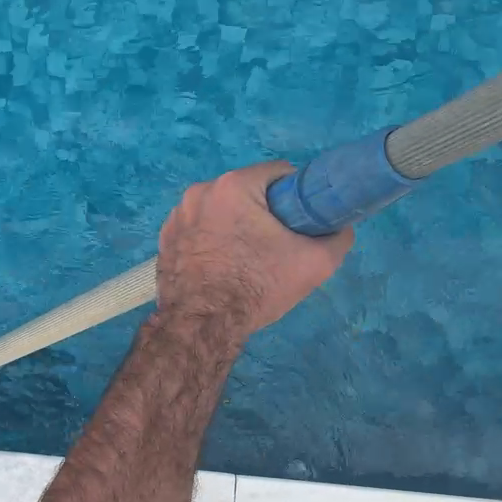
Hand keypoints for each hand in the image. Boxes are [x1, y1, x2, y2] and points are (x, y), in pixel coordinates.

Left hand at [155, 161, 353, 345]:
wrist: (202, 326)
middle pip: (246, 193)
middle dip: (262, 213)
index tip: (299, 222)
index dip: (295, 196)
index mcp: (231, 186)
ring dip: (235, 227)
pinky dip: (211, 241)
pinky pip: (198, 230)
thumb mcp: (316, 262)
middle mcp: (196, 194)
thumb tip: (338, 228)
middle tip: (273, 246)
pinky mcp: (163, 241)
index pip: (277, 175)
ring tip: (245, 259)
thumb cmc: (257, 287)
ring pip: (220, 212)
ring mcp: (175, 218)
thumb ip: (337, 236)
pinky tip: (220, 266)